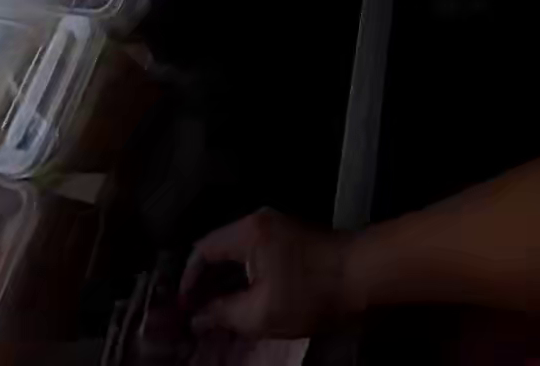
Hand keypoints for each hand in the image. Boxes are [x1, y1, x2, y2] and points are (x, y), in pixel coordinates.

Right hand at [181, 209, 353, 337]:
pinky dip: (240, 273)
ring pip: (234, 251)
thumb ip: (224, 314)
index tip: (182, 308)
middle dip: (203, 281)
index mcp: (248, 231)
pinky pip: (251, 251)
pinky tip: (238, 299)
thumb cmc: (309, 291)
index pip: (203, 249)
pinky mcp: (286, 236)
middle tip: (193, 313)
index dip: (188, 280)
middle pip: (217, 247)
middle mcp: (258, 221)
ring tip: (212, 311)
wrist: (357, 273)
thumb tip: (199, 318)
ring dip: (221, 279)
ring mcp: (274, 226)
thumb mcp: (261, 313)